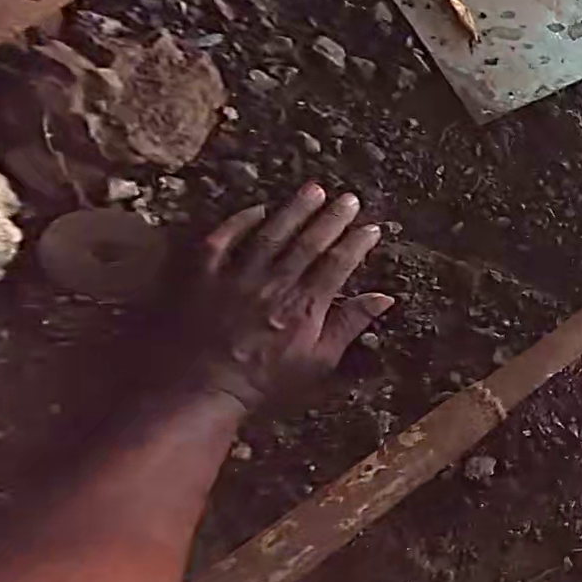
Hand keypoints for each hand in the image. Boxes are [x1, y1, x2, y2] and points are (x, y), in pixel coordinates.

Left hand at [177, 184, 393, 412]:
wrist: (198, 391)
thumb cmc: (263, 382)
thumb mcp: (318, 362)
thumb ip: (349, 325)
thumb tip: (384, 298)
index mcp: (305, 306)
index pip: (338, 264)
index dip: (357, 243)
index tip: (371, 227)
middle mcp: (274, 284)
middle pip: (309, 242)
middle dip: (333, 218)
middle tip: (349, 199)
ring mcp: (236, 277)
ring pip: (272, 234)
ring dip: (295, 210)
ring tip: (314, 189)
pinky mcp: (201, 276)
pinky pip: (221, 240)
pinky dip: (239, 222)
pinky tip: (257, 209)